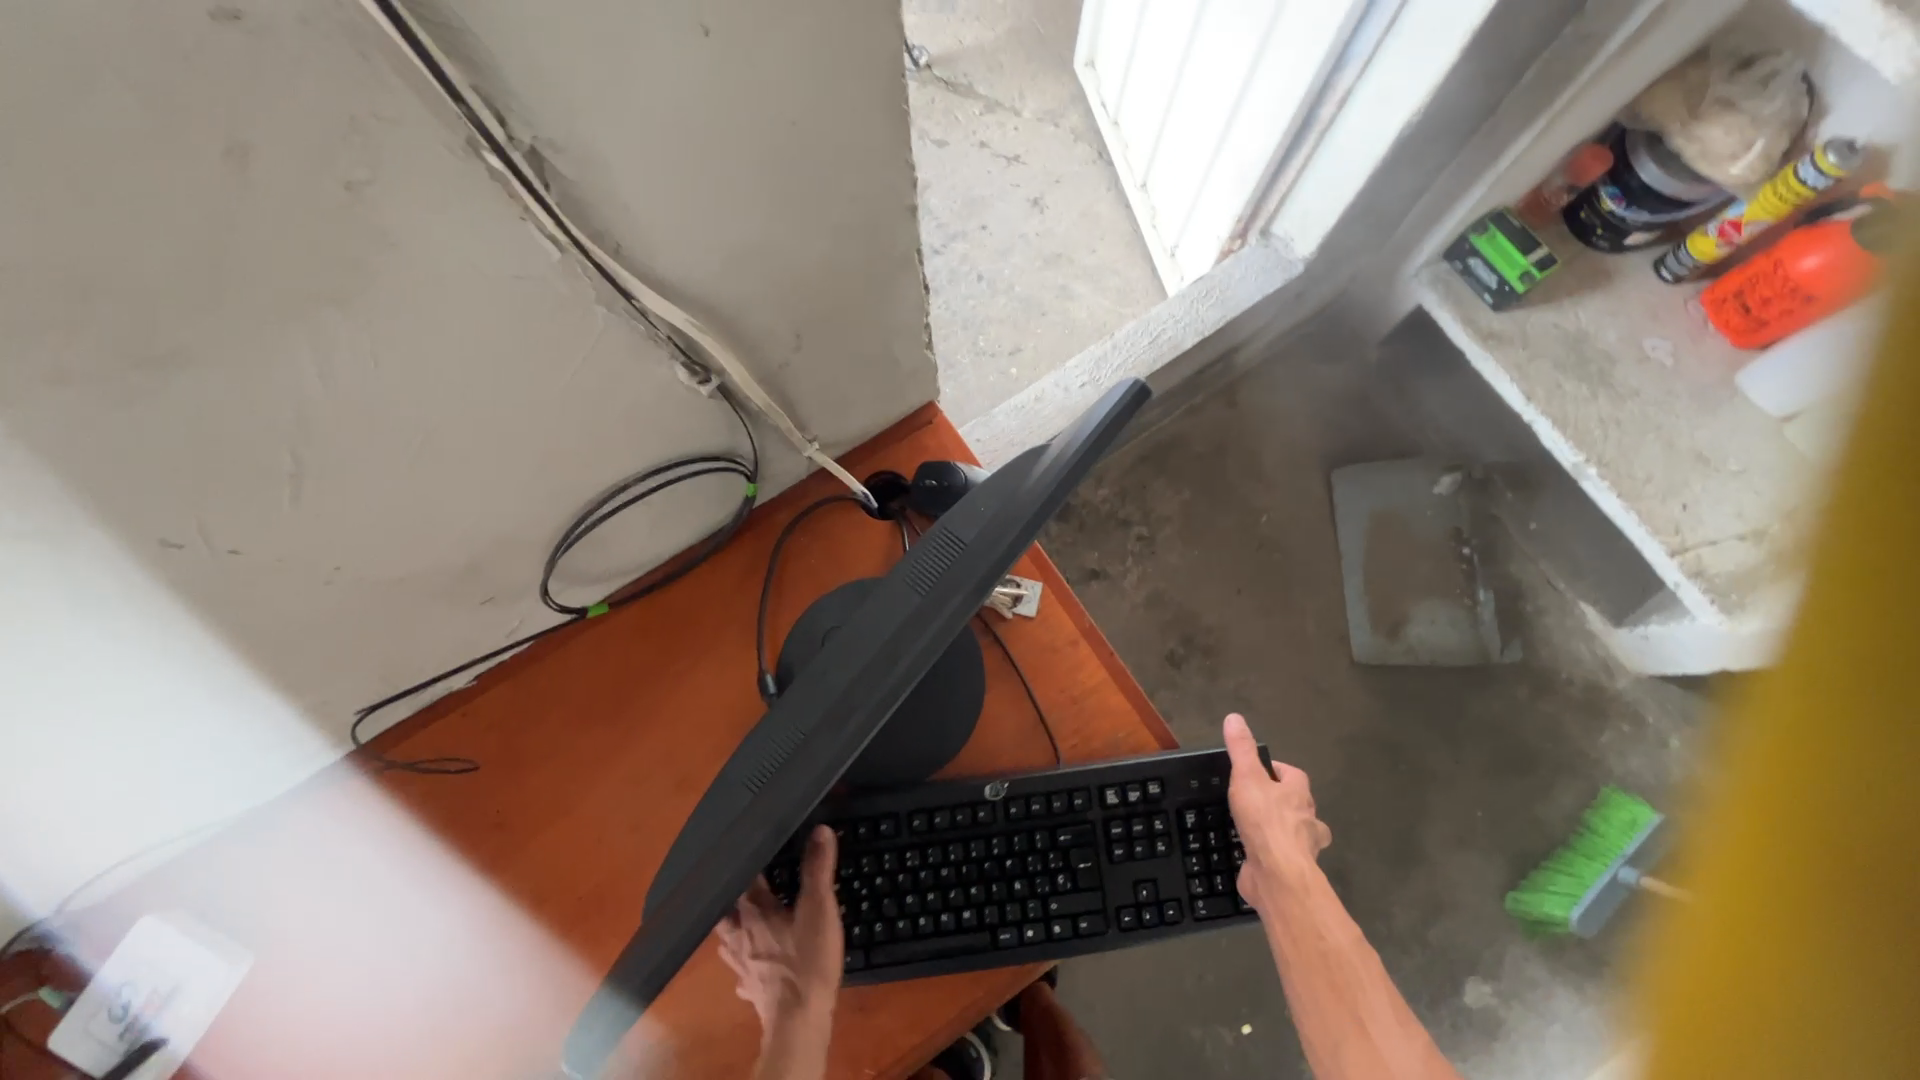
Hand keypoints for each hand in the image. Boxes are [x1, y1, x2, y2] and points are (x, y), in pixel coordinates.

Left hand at [716, 825, 843, 1043]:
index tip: (756, 849)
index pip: (744, 878)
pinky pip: (742, 971)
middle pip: (728, 908)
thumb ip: (818, 868)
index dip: (750, 863)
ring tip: (746, 921)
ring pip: (729, 939)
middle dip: (735, 896)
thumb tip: (820, 830)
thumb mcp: (820, 908)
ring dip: (735, 928)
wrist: (798, 1020)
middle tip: (747, 885)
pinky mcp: (750, 988)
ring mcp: (741, 964)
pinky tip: (753, 967)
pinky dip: (746, 964)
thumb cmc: (808, 960)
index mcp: (754, 910)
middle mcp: (739, 934)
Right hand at [1223, 713, 1331, 911]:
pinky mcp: (1290, 870)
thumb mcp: (1247, 776)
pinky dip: (1270, 856)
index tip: (1256, 771)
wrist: (1277, 874)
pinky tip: (1252, 856)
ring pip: (1296, 835)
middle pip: (1298, 805)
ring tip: (1254, 830)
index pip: (1292, 774)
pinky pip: (1281, 859)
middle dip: (1283, 803)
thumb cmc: (1265, 820)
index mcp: (1299, 794)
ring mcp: (1302, 848)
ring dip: (1282, 832)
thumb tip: (1234, 717)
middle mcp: (1307, 820)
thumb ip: (1241, 749)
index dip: (1276, 771)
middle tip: (1256, 801)